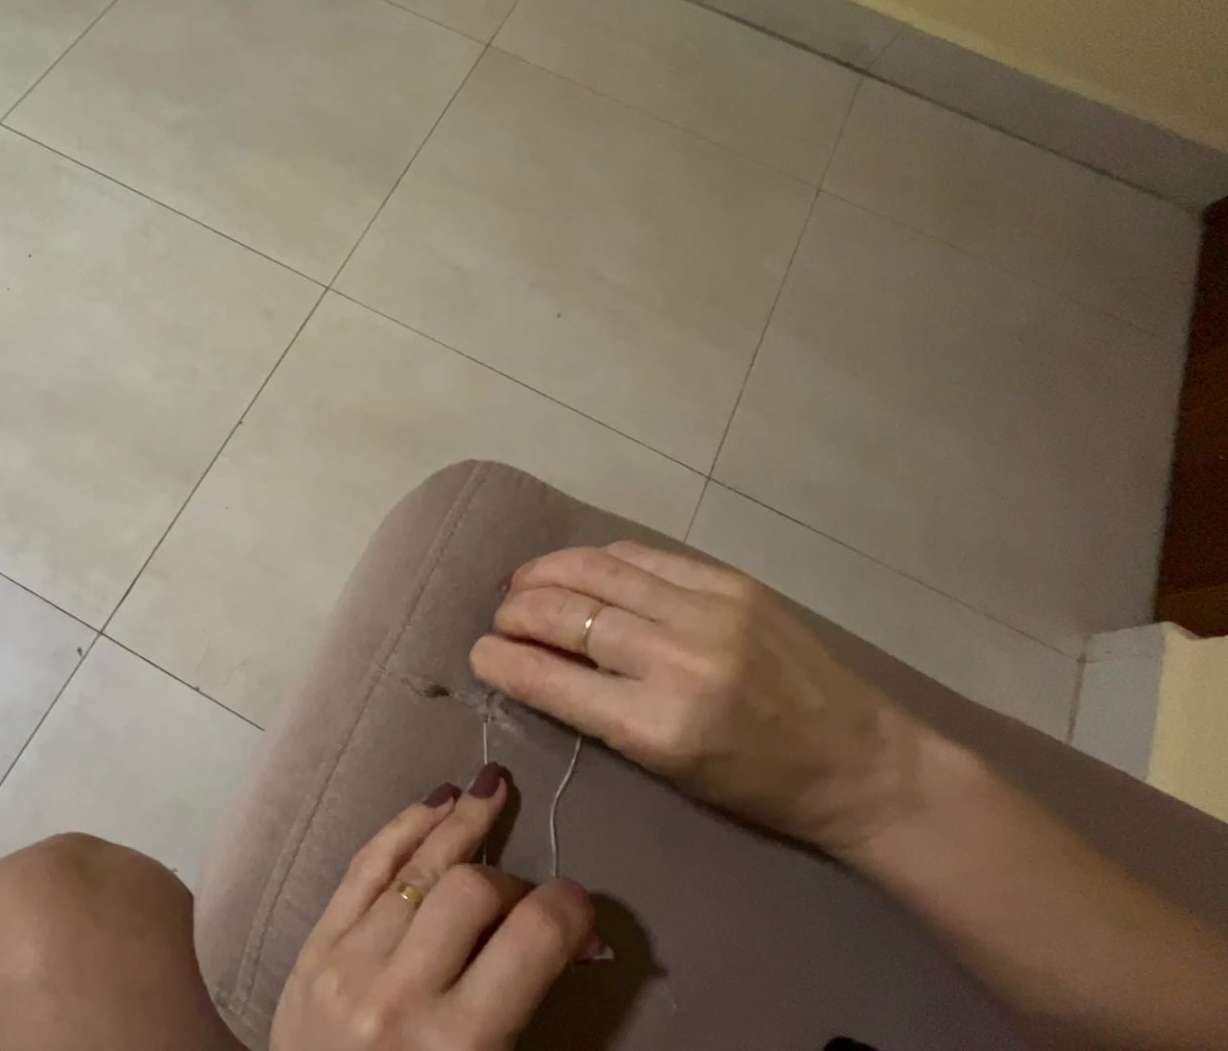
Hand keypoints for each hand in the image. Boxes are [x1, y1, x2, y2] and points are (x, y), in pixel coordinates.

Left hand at [270, 766, 599, 1050]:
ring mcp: (348, 960)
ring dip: (462, 823)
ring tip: (494, 787)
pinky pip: (365, 866)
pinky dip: (405, 827)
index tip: (582, 907)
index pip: (528, 942)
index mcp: (456, 1046)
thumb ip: (525, 1007)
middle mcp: (400, 993)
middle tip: (530, 895)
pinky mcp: (315, 944)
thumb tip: (574, 938)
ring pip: (416, 866)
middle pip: (470, 891)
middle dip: (513, 881)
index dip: (568, 911)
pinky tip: (438, 800)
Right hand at [470, 541, 928, 855]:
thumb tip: (531, 661)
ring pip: (594, 571)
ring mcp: (706, 612)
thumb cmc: (752, 785)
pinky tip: (578, 569)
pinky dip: (595, 560)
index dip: (497, 658)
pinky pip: (639, 556)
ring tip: (522, 583)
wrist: (862, 762)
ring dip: (543, 573)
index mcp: (654, 726)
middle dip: (514, 612)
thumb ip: (592, 710)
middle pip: (564, 613)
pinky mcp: (730, 584)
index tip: (478, 653)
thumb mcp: (661, 767)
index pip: (546, 676)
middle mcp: (675, 660)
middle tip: (501, 618)